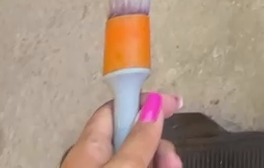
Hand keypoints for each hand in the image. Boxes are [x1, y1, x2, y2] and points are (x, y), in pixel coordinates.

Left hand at [61, 93, 183, 167]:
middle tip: (173, 161)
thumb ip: (138, 140)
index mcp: (88, 147)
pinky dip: (150, 167)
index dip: (146, 101)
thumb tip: (154, 105)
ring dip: (158, 159)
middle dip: (158, 141)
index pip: (117, 107)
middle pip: (132, 136)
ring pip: (136, 158)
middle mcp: (92, 161)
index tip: (174, 104)